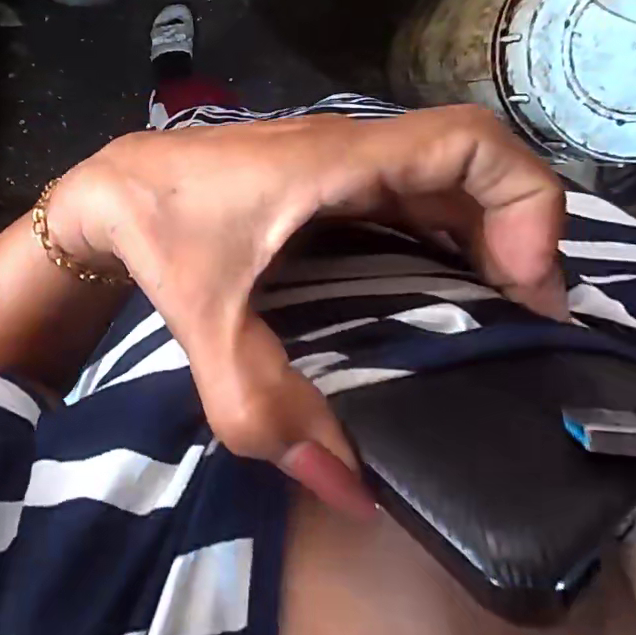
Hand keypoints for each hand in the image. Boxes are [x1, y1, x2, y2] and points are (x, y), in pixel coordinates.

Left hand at [47, 105, 567, 515]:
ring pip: (442, 179)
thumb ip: (261, 405)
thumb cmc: (155, 231)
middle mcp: (349, 149)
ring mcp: (337, 161)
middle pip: (471, 163)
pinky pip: (406, 194)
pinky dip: (441, 233)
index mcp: (336, 162)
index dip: (523, 199)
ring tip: (494, 311)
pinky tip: (431, 290)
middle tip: (524, 316)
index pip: (469, 142)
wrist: (110, 189)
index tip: (521, 282)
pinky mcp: (323, 179)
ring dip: (482, 233)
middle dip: (516, 231)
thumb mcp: (206, 320)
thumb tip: (349, 492)